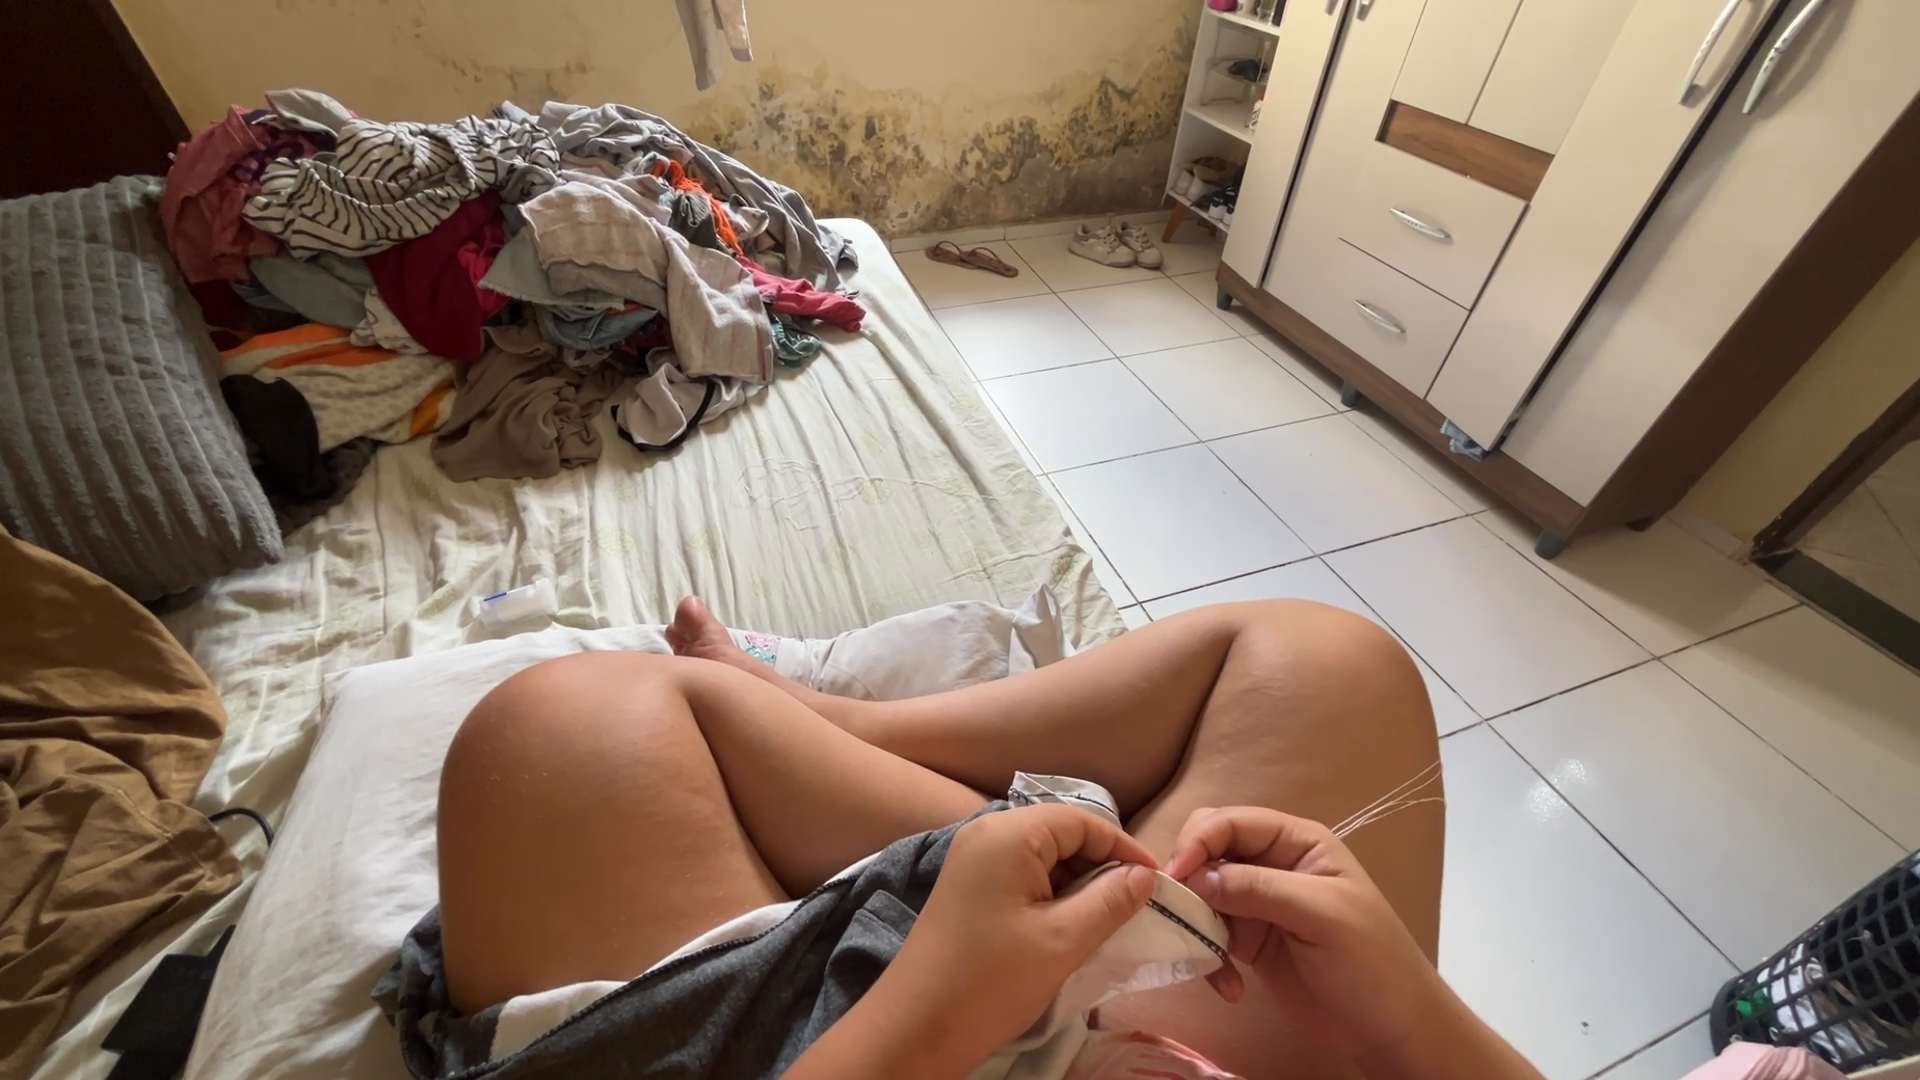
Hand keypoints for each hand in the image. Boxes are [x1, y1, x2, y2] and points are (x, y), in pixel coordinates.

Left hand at [877, 805, 1159, 1069]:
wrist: (915, 1026)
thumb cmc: (991, 980)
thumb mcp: (1062, 942)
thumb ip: (1110, 902)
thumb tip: (1144, 875)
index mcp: (1010, 833)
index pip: (1081, 820)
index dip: (1122, 847)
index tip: (1156, 883)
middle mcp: (989, 831)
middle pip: (1061, 832)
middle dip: (1100, 865)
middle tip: (1134, 905)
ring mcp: (974, 856)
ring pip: (1043, 854)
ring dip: (1077, 881)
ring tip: (1106, 920)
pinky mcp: (968, 882)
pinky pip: (1021, 871)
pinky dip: (1050, 891)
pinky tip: (1068, 924)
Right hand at [1164, 807, 1447, 1061]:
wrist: (1394, 1034)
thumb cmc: (1372, 963)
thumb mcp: (1322, 916)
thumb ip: (1259, 888)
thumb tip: (1196, 878)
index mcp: (1293, 841)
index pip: (1231, 822)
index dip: (1198, 840)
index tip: (1176, 874)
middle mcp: (1269, 863)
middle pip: (1208, 847)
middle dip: (1188, 873)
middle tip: (1177, 906)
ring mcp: (1255, 901)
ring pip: (1200, 890)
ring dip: (1194, 920)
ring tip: (1206, 956)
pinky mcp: (1246, 938)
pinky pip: (1207, 931)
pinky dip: (1206, 954)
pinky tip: (1227, 985)